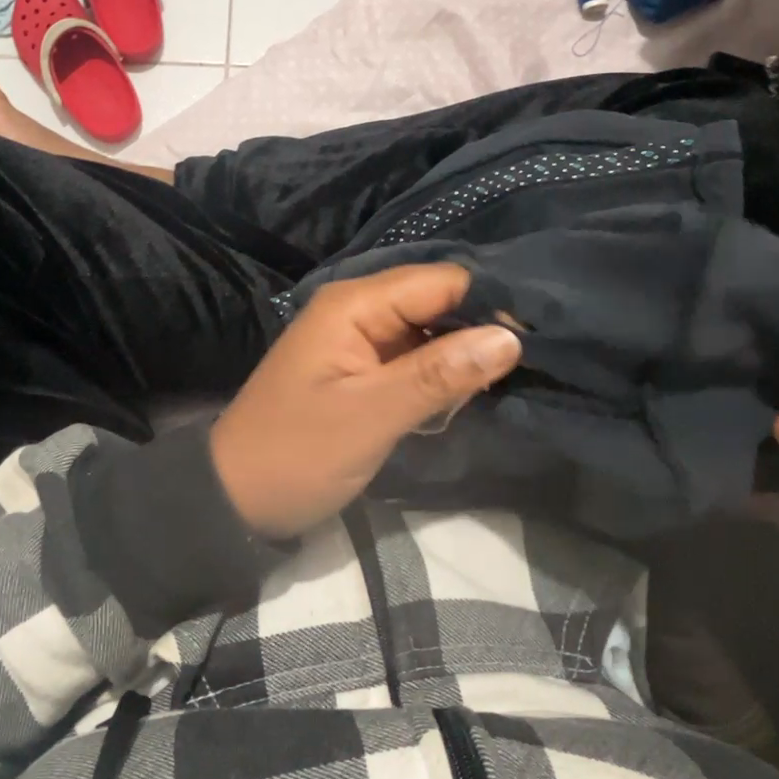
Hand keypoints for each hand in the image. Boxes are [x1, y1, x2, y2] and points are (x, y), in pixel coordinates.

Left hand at [211, 264, 522, 539]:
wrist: (237, 497)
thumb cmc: (297, 452)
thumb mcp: (370, 416)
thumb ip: (438, 374)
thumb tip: (510, 336)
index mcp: (355, 304)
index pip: (441, 281)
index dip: (489, 304)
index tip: (540, 338)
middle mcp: (359, 310)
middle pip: (439, 302)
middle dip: (480, 332)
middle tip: (532, 368)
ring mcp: (361, 341)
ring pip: (431, 332)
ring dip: (463, 358)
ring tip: (503, 388)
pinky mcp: (364, 372)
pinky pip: (416, 360)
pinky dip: (440, 378)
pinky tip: (464, 401)